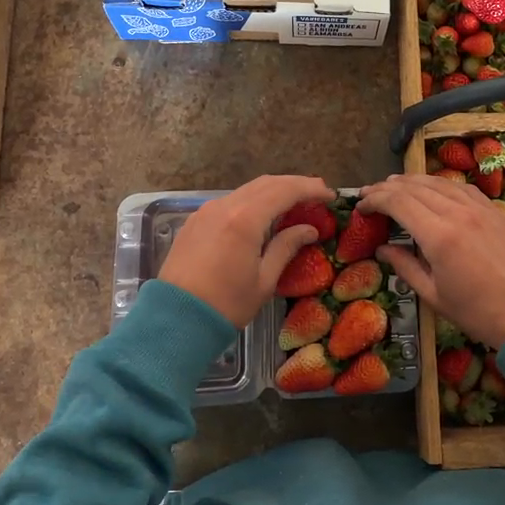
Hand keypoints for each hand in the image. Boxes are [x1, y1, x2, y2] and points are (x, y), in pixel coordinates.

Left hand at [159, 175, 333, 327]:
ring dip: (273, 191)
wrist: (174, 321)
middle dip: (294, 185)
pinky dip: (252, 201)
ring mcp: (206, 211)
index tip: (330, 195)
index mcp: (245, 219)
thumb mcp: (264, 280)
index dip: (310, 189)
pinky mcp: (195, 221)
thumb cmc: (226, 305)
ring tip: (294, 202)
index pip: (285, 190)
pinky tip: (262, 215)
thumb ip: (287, 247)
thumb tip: (309, 229)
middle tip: (317, 193)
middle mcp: (224, 206)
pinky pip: (230, 202)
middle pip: (266, 183)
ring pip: (247, 190)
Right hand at [359, 174, 504, 348]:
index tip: (360, 206)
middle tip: (370, 194)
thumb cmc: (477, 313)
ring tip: (394, 186)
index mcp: (439, 236)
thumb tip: (382, 249)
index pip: (398, 202)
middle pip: (415, 187)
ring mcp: (479, 208)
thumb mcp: (433, 295)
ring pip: (438, 182)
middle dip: (388, 187)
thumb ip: (405, 266)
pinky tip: (432, 189)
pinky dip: (440, 184)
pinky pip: (461, 187)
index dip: (375, 199)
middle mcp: (458, 213)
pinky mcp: (494, 210)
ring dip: (412, 181)